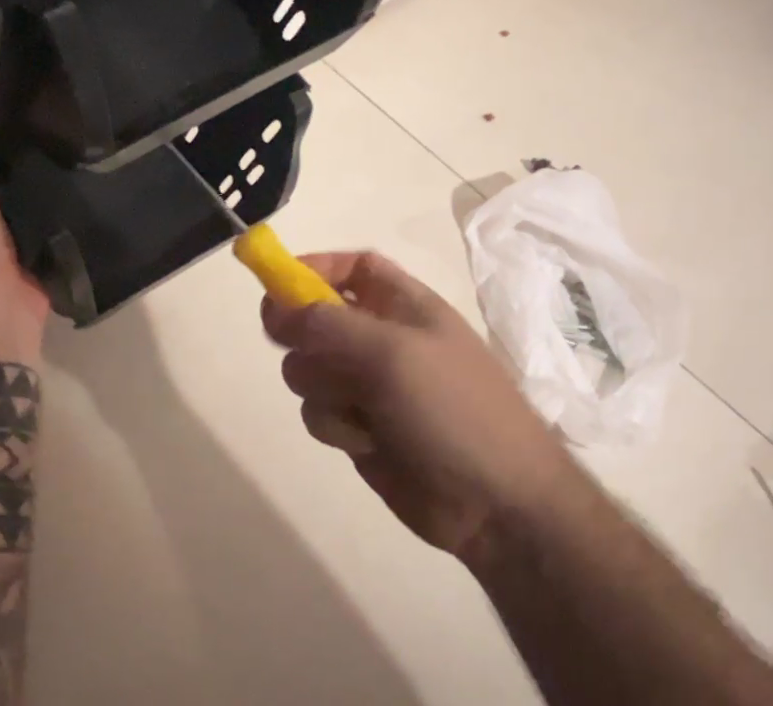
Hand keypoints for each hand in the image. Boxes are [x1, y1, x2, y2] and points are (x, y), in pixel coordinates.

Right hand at [262, 252, 583, 561]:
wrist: (497, 504)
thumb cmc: (454, 411)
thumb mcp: (392, 353)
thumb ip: (328, 323)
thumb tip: (275, 310)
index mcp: (404, 307)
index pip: (352, 267)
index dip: (314, 269)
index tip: (276, 287)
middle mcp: (383, 341)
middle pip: (316, 318)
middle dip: (303, 336)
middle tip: (304, 349)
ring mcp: (369, 386)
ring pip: (307, 368)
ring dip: (320, 387)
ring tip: (356, 409)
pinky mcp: (358, 428)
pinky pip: (317, 411)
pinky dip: (333, 425)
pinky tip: (363, 442)